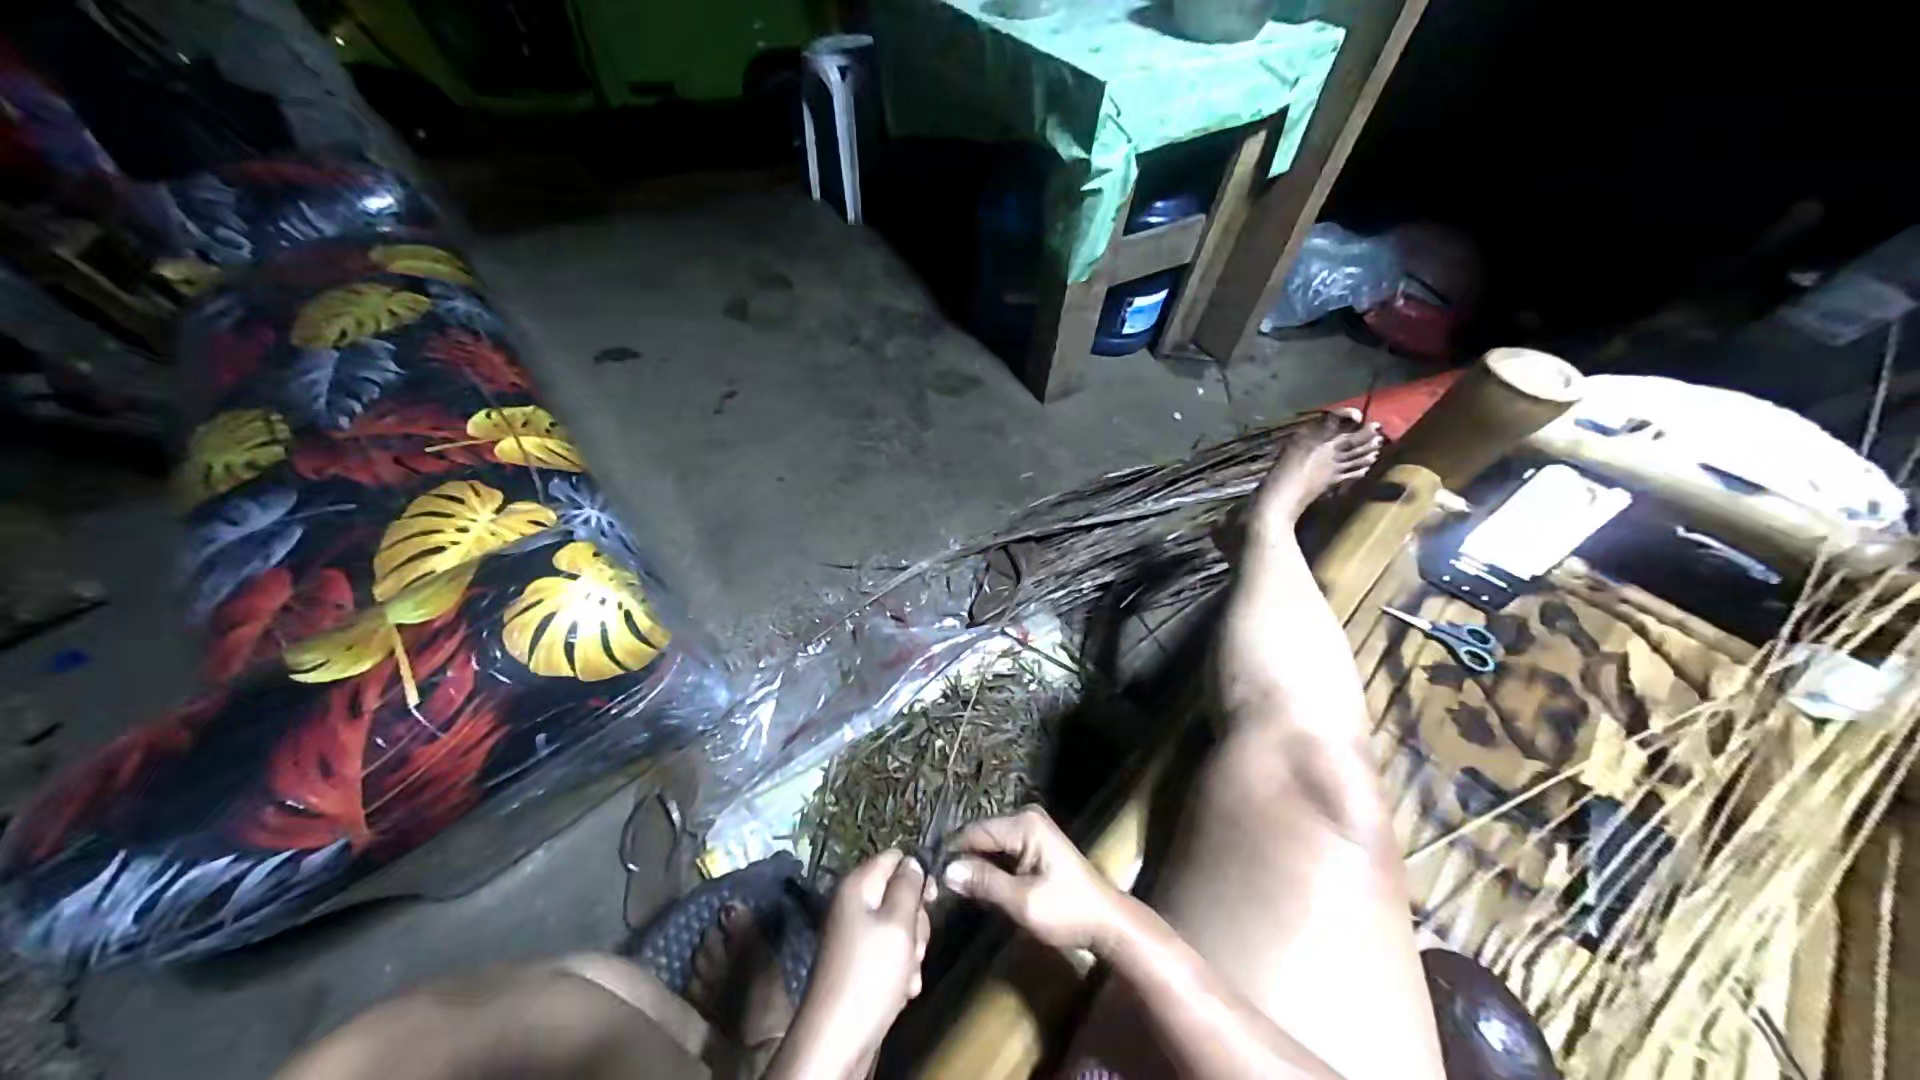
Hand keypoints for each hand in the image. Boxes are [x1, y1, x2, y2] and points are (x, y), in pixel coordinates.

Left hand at [771, 850, 931, 1079]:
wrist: (837, 1041)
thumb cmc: (870, 974)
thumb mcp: (898, 923)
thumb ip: (910, 886)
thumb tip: (914, 860)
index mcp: (858, 885)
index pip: (895, 857)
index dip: (918, 873)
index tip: (931, 899)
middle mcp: (854, 904)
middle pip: (901, 894)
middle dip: (917, 921)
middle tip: (912, 945)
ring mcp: (856, 935)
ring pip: (901, 927)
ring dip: (912, 951)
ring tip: (906, 975)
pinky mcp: (860, 963)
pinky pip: (891, 953)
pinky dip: (901, 970)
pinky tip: (902, 990)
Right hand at [942, 806, 1127, 953]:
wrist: (1107, 921)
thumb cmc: (1068, 912)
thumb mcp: (1023, 902)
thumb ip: (984, 883)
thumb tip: (947, 870)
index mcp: (1024, 825)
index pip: (974, 832)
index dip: (952, 854)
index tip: (930, 877)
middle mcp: (1025, 818)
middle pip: (981, 836)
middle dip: (962, 860)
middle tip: (939, 887)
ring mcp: (1031, 829)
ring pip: (989, 845)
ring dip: (974, 866)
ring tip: (952, 889)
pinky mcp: (1033, 843)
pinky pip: (1001, 851)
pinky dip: (989, 868)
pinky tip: (978, 887)